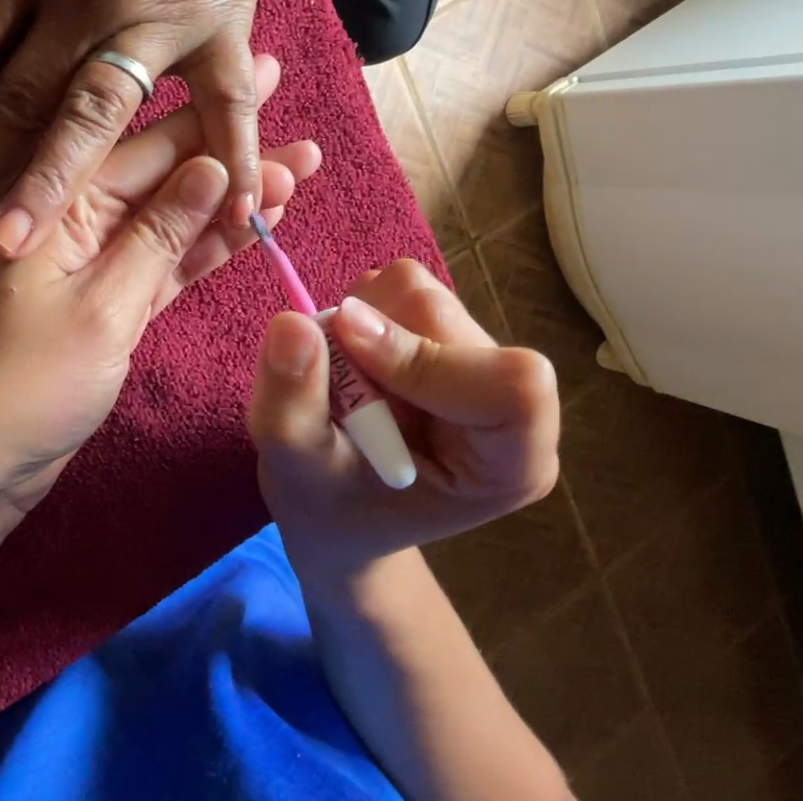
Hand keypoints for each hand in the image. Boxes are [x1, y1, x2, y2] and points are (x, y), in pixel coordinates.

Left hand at [0, 55, 321, 515]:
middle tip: (303, 128)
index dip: (211, 113)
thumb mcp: (101, 306)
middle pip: (169, 177)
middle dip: (236, 153)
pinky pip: (169, 264)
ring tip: (299, 170)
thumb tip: (212, 166)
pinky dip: (210, 249)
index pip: (146, 144)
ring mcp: (99, 265)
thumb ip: (157, 236)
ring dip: (234, 200)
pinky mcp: (113, 304)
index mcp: (62, 206)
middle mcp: (81, 223)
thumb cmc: (27, 385)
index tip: (264, 75)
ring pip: (178, 220)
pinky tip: (256, 226)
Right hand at [247, 259, 560, 578]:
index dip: (426, 358)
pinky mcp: (445, 331)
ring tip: (340, 384)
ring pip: (418, 292)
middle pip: (446, 319)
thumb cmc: (328, 512)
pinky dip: (356, 314)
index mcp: (507, 463)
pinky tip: (350, 365)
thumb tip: (293, 323)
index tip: (345, 346)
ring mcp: (478, 358)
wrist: (338, 510)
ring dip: (357, 321)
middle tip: (326, 386)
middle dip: (368, 336)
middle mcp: (510, 404)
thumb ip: (291, 408)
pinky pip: (397, 289)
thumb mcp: (296, 477)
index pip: (510, 387)